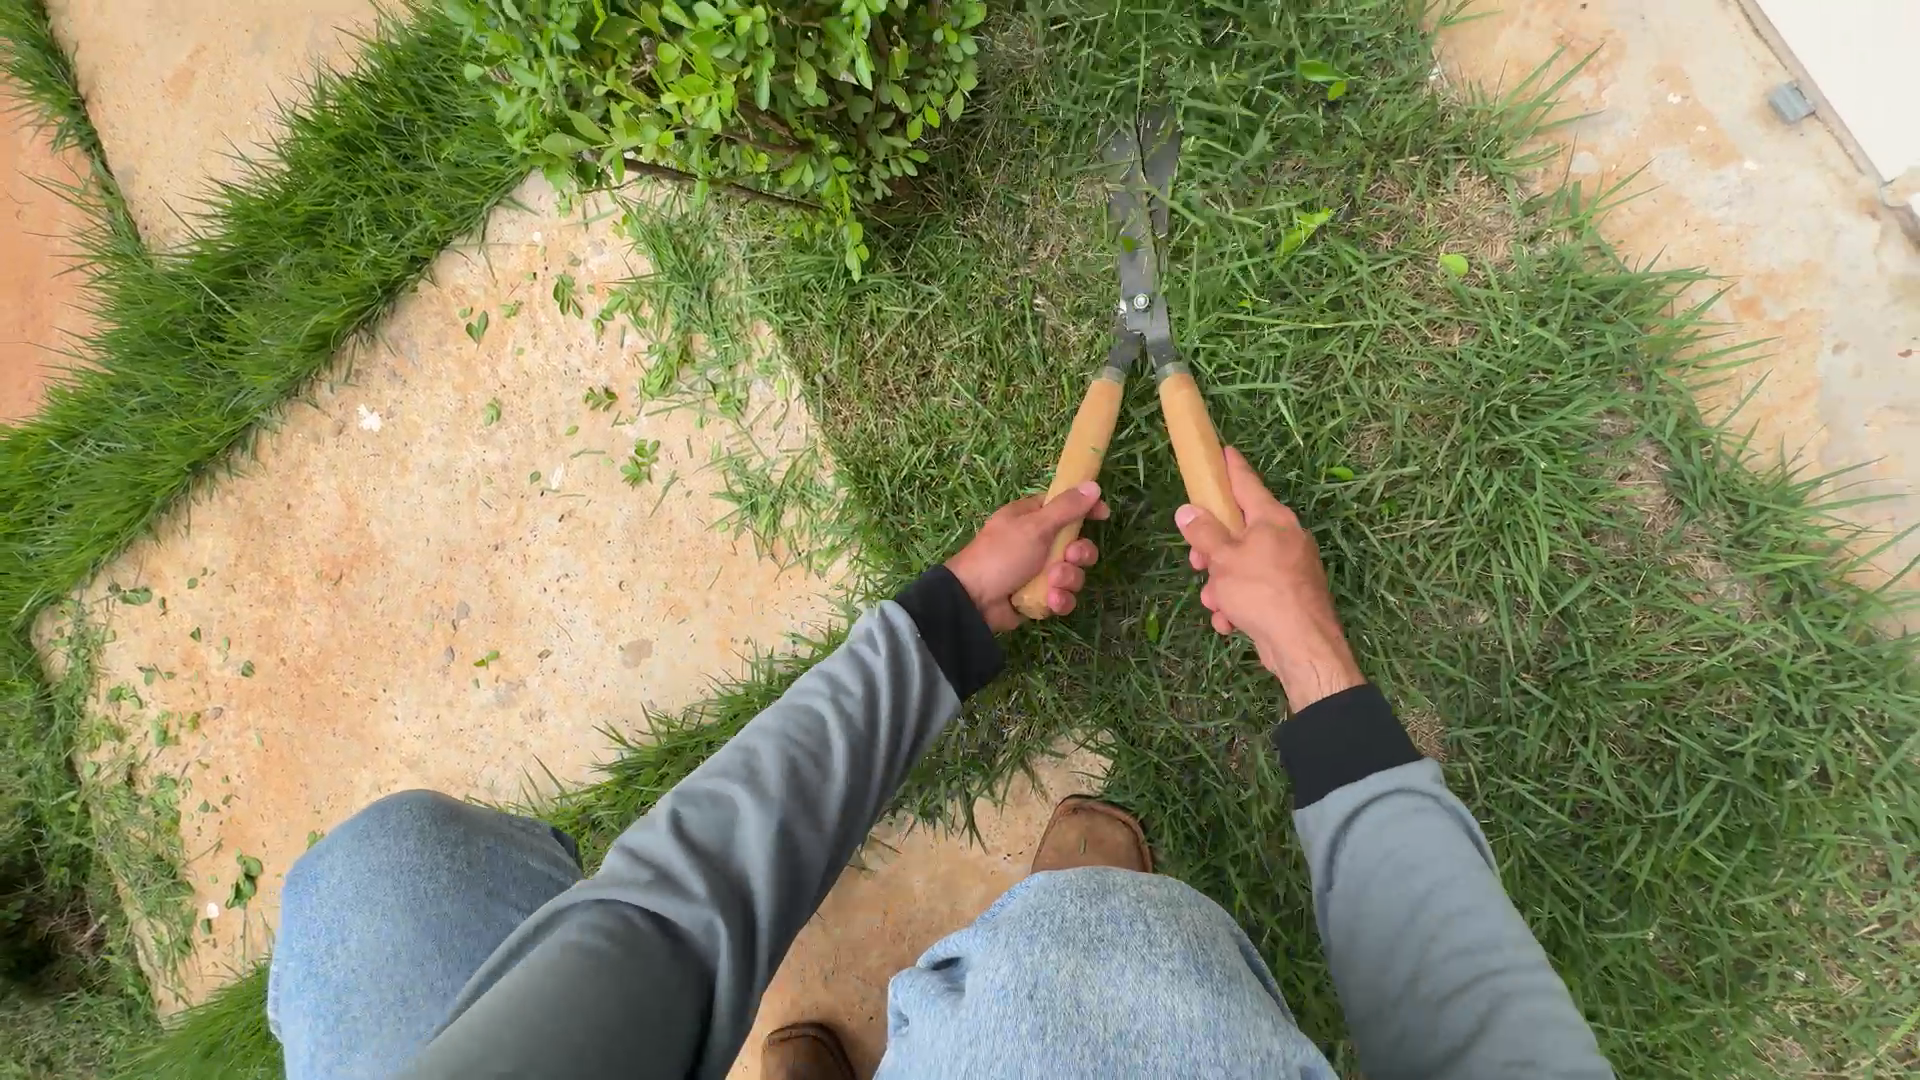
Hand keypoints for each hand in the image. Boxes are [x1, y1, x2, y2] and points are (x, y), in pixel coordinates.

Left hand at [946, 481, 1109, 631]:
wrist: (974, 601)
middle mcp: (1037, 542)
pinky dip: (1059, 599)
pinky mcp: (1039, 597)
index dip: (1085, 510)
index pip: (1065, 507)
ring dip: (1067, 579)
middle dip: (1078, 554)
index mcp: (1031, 518)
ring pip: (1072, 573)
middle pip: (1076, 543)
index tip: (1103, 514)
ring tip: (1052, 584)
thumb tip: (1093, 485)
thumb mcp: (1034, 526)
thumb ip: (1066, 508)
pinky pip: (1062, 596)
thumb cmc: (1001, 555)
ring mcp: (1037, 571)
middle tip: (1069, 557)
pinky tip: (1050, 601)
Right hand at [1175, 447, 1364, 711]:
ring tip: (1215, 604)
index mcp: (1272, 519)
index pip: (1246, 483)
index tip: (1224, 450)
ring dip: (1221, 584)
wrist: (1302, 644)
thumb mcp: (1223, 559)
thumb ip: (1203, 533)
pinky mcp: (1290, 595)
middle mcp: (1285, 537)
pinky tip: (1230, 622)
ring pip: (1242, 565)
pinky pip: (1255, 591)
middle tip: (1197, 564)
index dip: (1231, 467)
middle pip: (1238, 530)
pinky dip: (1238, 604)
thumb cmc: (1261, 591)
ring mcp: (1290, 567)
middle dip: (1212, 550)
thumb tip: (1187, 510)